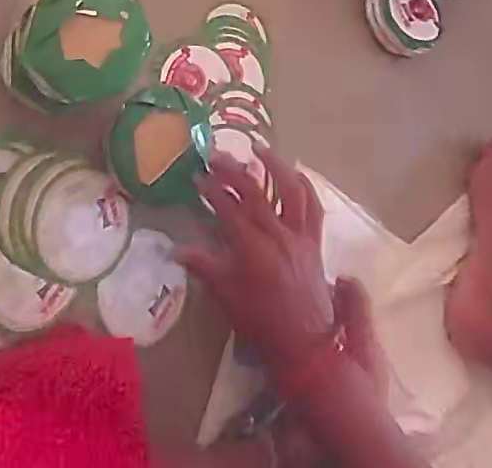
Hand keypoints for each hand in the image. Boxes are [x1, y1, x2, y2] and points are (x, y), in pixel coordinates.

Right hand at [180, 149, 386, 397]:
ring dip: (273, 165)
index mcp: (252, 246)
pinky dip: (304, 185)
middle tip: (214, 156)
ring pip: (289, 189)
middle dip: (232, 170)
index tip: (197, 176)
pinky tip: (293, 172)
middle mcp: (277, 233)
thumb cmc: (261, 320)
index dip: (211, 189)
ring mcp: (299, 234)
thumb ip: (204, 266)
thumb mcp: (227, 295)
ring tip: (258, 148)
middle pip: (254, 191)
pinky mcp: (315, 240)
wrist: (305, 343)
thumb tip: (176, 249)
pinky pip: (313, 205)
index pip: (228, 207)